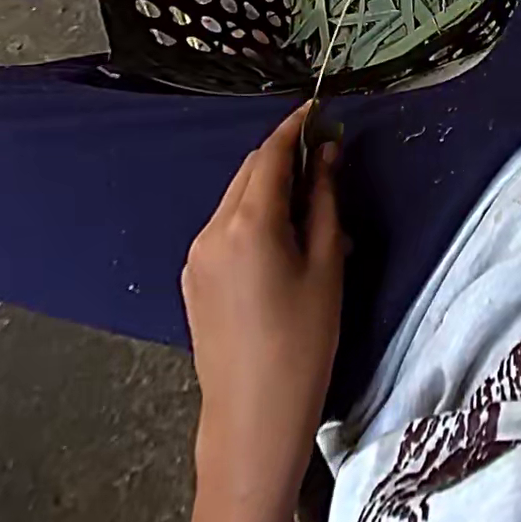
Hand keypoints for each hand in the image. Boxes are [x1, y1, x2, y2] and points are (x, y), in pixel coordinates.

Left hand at [182, 102, 343, 521]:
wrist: (253, 414)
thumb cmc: (304, 337)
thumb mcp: (326, 262)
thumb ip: (323, 200)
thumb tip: (328, 153)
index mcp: (248, 223)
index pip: (269, 155)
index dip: (293, 126)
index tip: (315, 107)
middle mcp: (212, 230)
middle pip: (248, 172)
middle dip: (283, 154)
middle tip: (322, 152)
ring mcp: (196, 255)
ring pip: (236, 198)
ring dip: (270, 185)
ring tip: (310, 200)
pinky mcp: (192, 277)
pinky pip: (226, 226)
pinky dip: (255, 214)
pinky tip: (283, 235)